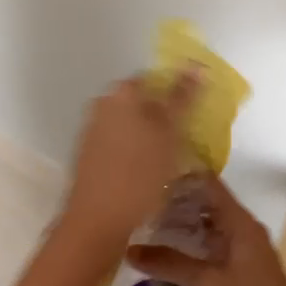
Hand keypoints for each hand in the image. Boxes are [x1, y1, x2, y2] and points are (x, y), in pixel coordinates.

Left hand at [61, 72, 198, 251]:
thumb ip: (182, 97)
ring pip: (131, 123)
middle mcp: (102, 104)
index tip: (194, 115)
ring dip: (150, 134)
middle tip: (186, 137)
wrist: (97, 219)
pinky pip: (119, 142)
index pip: (156, 78)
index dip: (178, 93)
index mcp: (122, 93)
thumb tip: (197, 65)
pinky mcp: (88, 154)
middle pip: (142, 101)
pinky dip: (135, 150)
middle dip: (164, 115)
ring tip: (171, 158)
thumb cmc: (139, 174)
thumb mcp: (169, 133)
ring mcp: (92, 129)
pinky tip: (148, 171)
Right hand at [126, 178, 285, 285]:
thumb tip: (131, 250)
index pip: (209, 184)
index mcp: (240, 223)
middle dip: (177, 205)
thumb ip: (168, 263)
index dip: (181, 179)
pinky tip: (174, 261)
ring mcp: (248, 250)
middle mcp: (246, 229)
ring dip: (185, 228)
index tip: (151, 185)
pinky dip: (195, 246)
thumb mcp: (204, 284)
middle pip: (209, 204)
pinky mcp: (246, 269)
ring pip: (212, 227)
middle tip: (143, 212)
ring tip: (151, 234)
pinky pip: (216, 246)